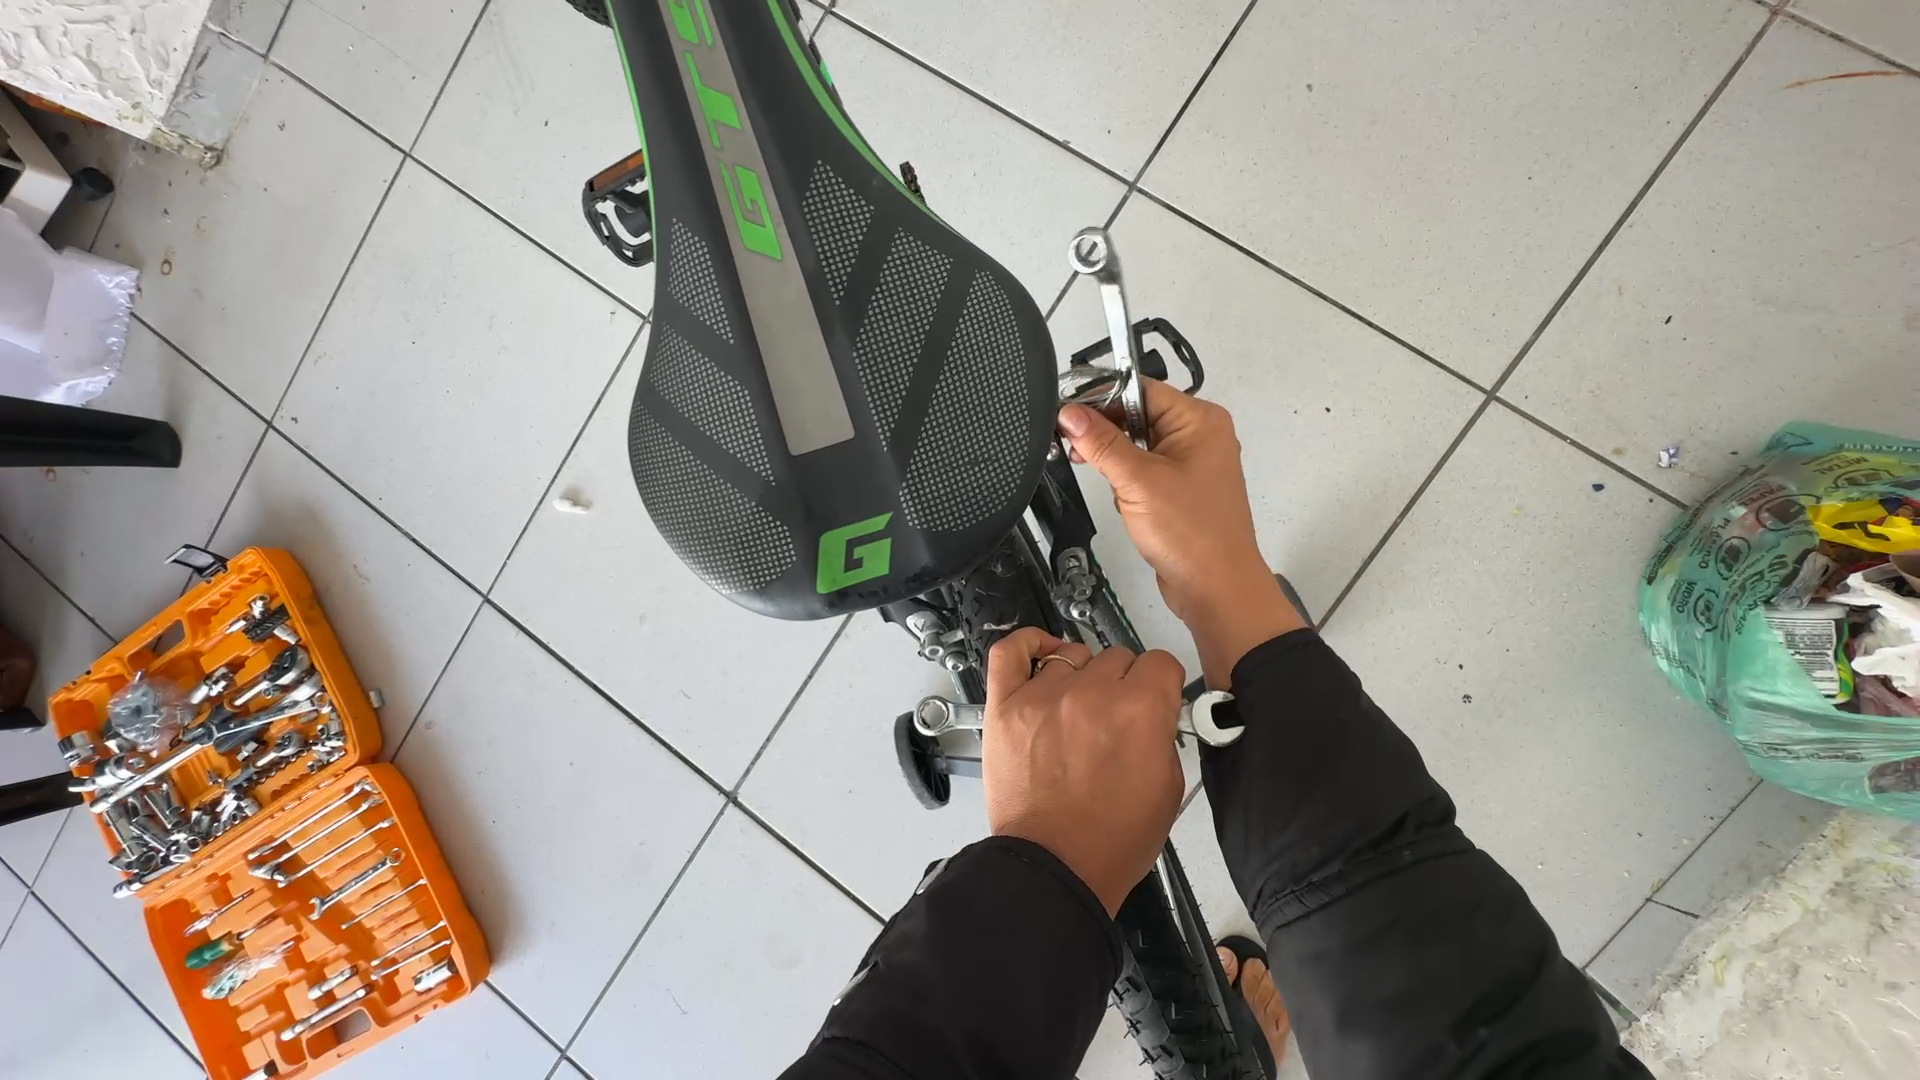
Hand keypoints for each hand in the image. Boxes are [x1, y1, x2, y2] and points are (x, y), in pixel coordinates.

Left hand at [983, 628, 1186, 914]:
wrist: (1055, 867)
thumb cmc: (1112, 838)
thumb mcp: (1168, 787)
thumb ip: (1162, 734)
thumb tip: (1154, 711)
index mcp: (1140, 710)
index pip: (1159, 663)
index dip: (1161, 684)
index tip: (1154, 699)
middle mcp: (1091, 693)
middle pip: (1117, 657)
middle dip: (1123, 684)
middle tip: (1114, 718)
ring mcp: (1043, 696)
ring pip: (1072, 656)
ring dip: (1081, 677)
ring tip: (1077, 709)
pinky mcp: (1006, 706)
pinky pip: (1010, 652)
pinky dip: (1027, 645)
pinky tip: (1042, 654)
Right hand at [1058, 380, 1305, 687]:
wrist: (1215, 587)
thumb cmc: (1194, 535)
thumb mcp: (1137, 481)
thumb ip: (1101, 444)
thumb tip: (1072, 415)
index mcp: (1199, 421)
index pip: (1140, 389)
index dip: (1102, 398)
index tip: (1069, 412)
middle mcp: (1198, 436)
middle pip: (1136, 414)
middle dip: (1105, 433)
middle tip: (1076, 446)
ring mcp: (1190, 463)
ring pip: (1136, 443)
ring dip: (1115, 461)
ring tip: (1114, 485)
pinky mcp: (1179, 488)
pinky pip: (1143, 469)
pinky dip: (1126, 480)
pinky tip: (1123, 500)